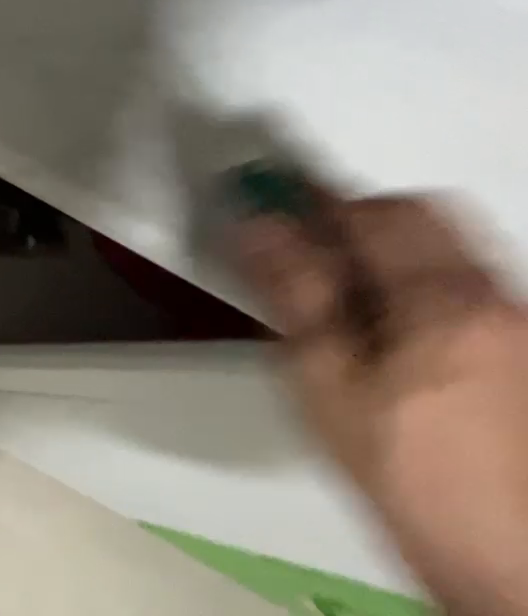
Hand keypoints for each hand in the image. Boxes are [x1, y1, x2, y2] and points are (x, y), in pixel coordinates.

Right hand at [237, 197, 527, 615]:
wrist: (511, 563)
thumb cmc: (402, 467)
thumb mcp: (327, 379)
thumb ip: (297, 292)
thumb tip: (257, 222)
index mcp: (448, 303)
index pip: (379, 212)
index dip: (314, 196)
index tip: (260, 195)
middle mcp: (505, 301)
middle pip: (427, 218)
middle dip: (358, 218)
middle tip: (299, 244)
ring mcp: (526, 329)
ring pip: (449, 254)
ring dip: (387, 251)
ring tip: (335, 289)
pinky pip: (468, 289)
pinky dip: (417, 284)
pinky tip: (385, 328)